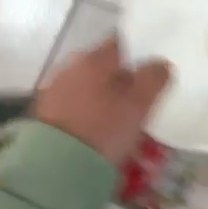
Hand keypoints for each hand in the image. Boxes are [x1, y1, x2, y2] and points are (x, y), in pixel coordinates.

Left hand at [31, 38, 172, 164]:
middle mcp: (70, 67)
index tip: (155, 65)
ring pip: (90, 88)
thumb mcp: (138, 105)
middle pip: (105, 67)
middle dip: (124, 80)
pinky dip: (91, 113)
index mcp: (94, 58)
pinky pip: (77, 107)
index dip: (141, 51)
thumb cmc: (102, 129)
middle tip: (144, 98)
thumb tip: (161, 63)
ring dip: (107, 98)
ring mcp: (54, 90)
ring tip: (125, 120)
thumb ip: (154, 78)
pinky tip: (102, 132)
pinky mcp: (45, 115)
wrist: (54, 166)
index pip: (121, 42)